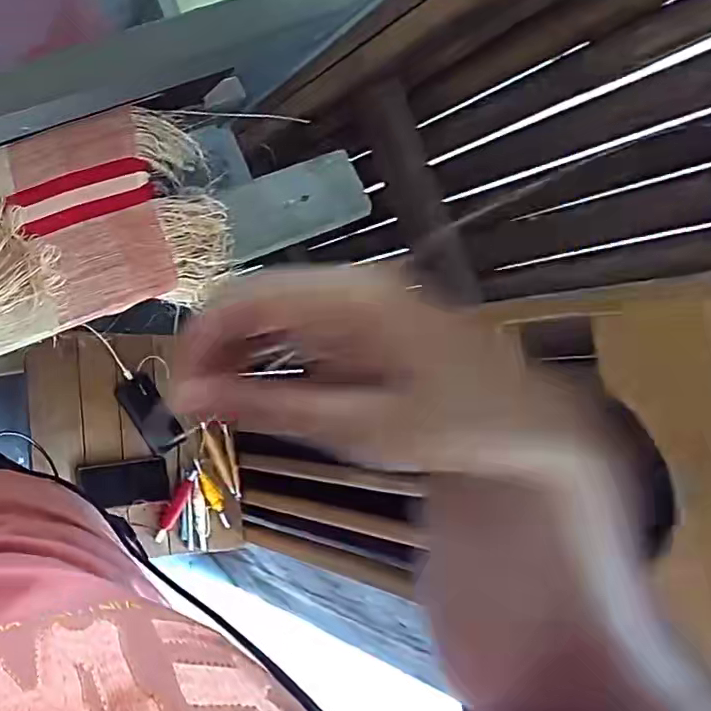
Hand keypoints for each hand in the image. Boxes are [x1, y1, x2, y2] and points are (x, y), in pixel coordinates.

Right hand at [169, 267, 608, 479]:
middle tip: (194, 400)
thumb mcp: (354, 425)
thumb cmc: (452, 428)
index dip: (198, 341)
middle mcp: (344, 282)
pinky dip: (252, 350)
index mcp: (351, 299)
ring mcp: (346, 292)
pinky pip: (277, 319)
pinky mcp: (346, 310)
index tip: (180, 389)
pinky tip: (247, 384)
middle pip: (241, 298)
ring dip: (226, 350)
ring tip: (217, 398)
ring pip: (253, 307)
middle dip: (207, 348)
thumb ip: (264, 407)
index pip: (242, 299)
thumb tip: (184, 398)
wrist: (530, 426)